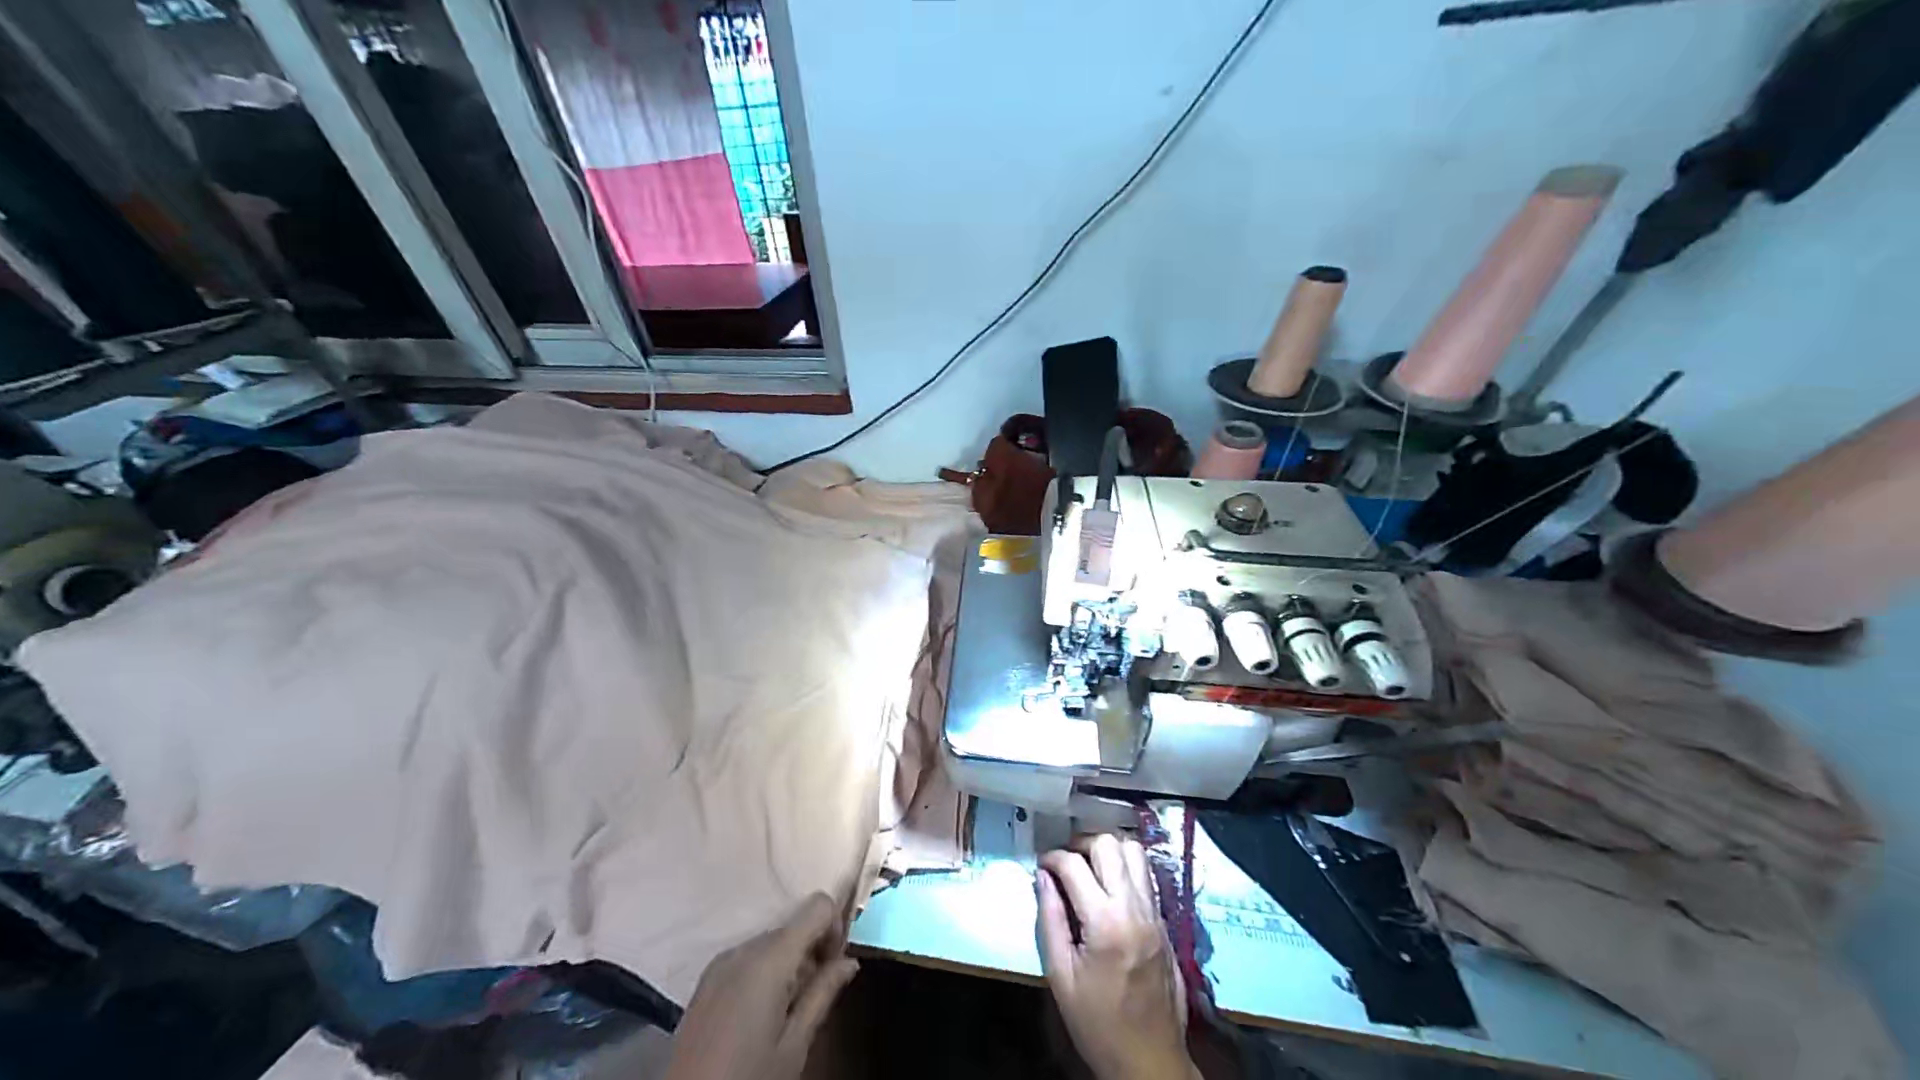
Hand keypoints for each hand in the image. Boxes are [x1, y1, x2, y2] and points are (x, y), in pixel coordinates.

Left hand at [663, 892, 859, 1079]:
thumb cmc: (747, 1079)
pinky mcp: (706, 980)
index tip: (836, 967)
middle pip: (793, 927)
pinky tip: (761, 1015)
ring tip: (788, 1012)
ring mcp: (720, 962)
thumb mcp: (794, 1046)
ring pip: (771, 942)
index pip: (817, 907)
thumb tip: (849, 962)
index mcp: (768, 959)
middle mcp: (743, 949)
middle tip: (817, 997)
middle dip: (813, 952)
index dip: (835, 928)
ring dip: (790, 964)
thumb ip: (823, 994)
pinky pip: (748, 958)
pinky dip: (765, 972)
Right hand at [1037, 835, 1199, 1079]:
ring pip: (1135, 851)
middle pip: (1109, 844)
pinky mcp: (1165, 922)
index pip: (1075, 864)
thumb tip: (1043, 876)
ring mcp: (1154, 913)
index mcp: (1105, 922)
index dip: (1052, 858)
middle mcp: (1134, 908)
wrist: (1149, 1061)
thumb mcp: (1060, 975)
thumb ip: (1050, 918)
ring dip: (1108, 851)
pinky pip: (1146, 875)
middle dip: (1081, 844)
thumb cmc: (1097, 1024)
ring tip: (1088, 868)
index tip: (1042, 866)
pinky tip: (1109, 887)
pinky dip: (1126, 868)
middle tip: (1065, 863)